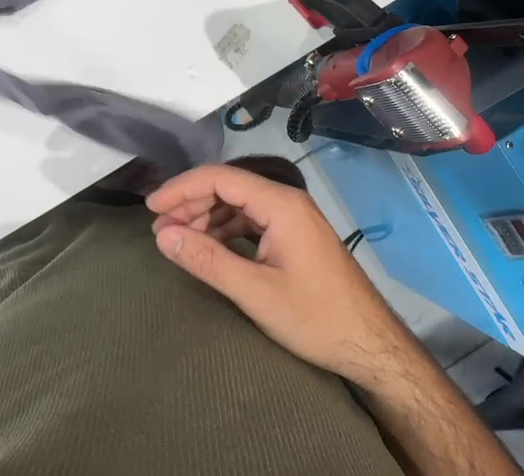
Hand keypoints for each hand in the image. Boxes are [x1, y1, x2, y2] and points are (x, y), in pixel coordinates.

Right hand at [147, 163, 397, 381]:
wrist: (372, 346)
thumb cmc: (316, 318)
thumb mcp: (255, 292)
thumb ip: (207, 260)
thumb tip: (162, 235)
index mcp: (280, 204)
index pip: (219, 178)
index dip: (181, 189)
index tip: (151, 209)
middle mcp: (287, 201)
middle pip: (227, 187)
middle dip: (190, 204)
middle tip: (160, 230)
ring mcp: (293, 218)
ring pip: (238, 203)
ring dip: (205, 217)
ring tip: (177, 239)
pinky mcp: (295, 236)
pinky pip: (251, 220)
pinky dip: (224, 229)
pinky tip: (208, 247)